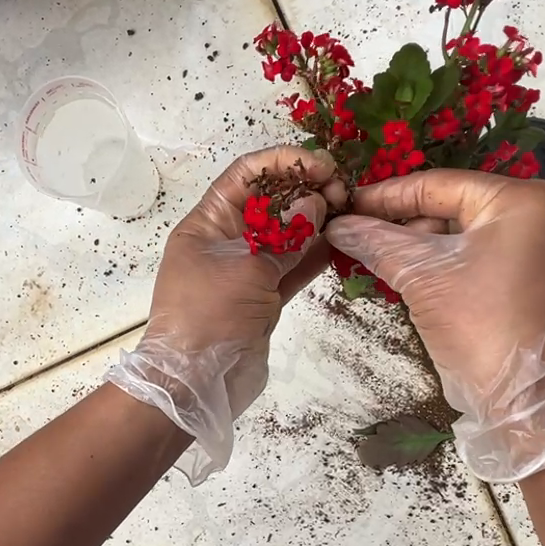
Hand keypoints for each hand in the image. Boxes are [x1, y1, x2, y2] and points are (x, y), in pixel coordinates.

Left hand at [106, 146, 340, 483]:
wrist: (195, 383)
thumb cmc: (208, 318)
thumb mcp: (245, 270)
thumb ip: (284, 236)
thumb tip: (316, 204)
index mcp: (206, 224)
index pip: (245, 176)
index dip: (283, 162)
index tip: (323, 165)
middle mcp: (225, 241)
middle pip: (269, 200)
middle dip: (305, 189)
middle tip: (344, 192)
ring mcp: (245, 270)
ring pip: (285, 233)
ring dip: (315, 220)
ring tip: (349, 210)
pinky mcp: (262, 296)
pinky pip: (291, 266)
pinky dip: (314, 253)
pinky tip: (341, 240)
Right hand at [324, 170, 544, 481]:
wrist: (524, 395)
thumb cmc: (477, 324)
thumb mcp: (420, 276)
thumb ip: (376, 241)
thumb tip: (337, 225)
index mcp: (521, 200)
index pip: (439, 185)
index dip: (386, 196)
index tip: (347, 205)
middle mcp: (542, 212)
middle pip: (454, 206)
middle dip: (403, 221)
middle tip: (358, 233)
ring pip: (467, 232)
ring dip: (421, 243)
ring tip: (377, 255)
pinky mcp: (539, 275)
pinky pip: (483, 254)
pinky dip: (446, 261)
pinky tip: (410, 272)